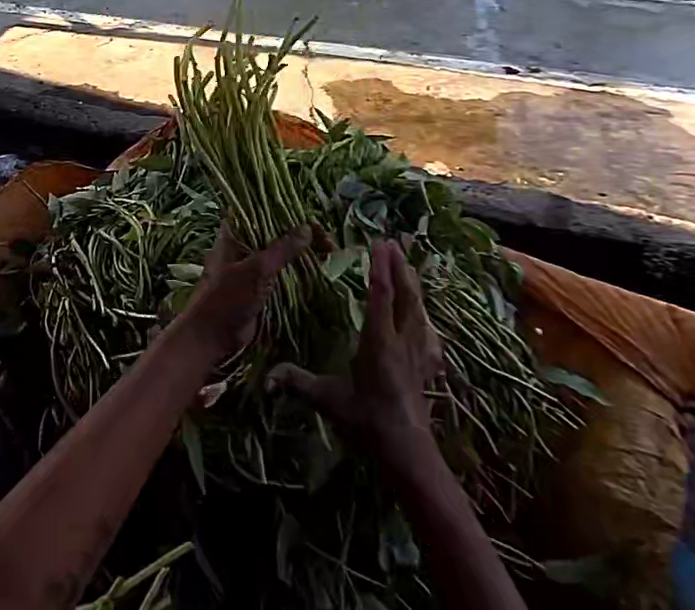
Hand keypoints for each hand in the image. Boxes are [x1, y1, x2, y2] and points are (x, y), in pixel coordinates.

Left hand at [179, 223, 315, 357]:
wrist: (213, 337)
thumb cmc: (227, 298)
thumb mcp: (255, 270)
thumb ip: (281, 250)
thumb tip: (307, 228)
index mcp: (235, 234)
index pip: (264, 210)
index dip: (288, 211)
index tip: (312, 221)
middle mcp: (245, 245)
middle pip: (278, 231)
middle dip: (303, 233)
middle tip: (328, 241)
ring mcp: (255, 266)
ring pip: (284, 252)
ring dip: (305, 251)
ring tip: (330, 252)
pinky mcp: (263, 285)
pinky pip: (286, 271)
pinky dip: (302, 269)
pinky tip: (321, 269)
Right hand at [268, 239, 444, 461]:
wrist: (408, 451)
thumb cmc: (367, 421)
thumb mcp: (329, 400)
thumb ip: (299, 383)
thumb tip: (268, 377)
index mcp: (379, 343)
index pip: (381, 297)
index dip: (380, 269)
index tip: (378, 245)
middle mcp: (402, 341)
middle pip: (405, 296)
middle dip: (399, 267)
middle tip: (394, 242)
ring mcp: (418, 352)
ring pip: (419, 309)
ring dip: (413, 283)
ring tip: (408, 263)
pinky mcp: (426, 364)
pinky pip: (427, 328)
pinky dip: (422, 311)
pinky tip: (423, 310)